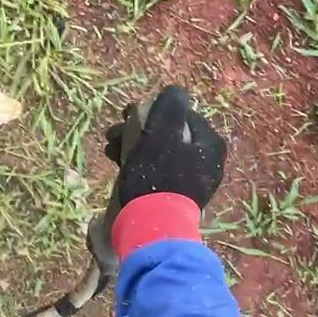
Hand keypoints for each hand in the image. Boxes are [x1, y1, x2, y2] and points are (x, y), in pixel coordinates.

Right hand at [104, 85, 226, 209]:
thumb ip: (169, 107)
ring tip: (109, 151)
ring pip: (158, 151)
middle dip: (137, 129)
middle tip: (112, 135)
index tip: (126, 115)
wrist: (152, 225)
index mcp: (208, 144)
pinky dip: (137, 163)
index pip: (180, 114)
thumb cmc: (157, 176)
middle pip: (167, 133)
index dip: (151, 110)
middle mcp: (205, 161)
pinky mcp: (173, 196)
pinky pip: (155, 170)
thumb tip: (175, 91)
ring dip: (132, 145)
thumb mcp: (162, 133)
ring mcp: (191, 180)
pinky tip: (118, 166)